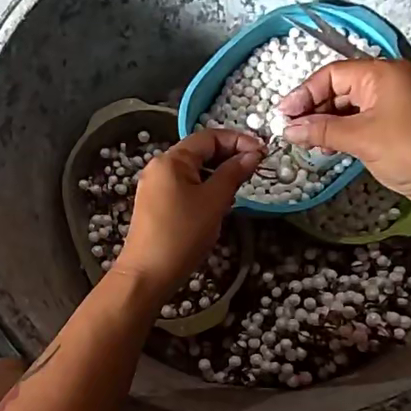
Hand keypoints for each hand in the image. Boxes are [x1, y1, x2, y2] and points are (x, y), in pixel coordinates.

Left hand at [114, 128, 262, 298]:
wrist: (147, 274)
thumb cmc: (182, 234)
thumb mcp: (214, 201)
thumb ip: (233, 174)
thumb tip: (252, 155)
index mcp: (171, 160)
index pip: (209, 137)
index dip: (238, 141)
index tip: (262, 153)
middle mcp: (159, 168)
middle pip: (200, 152)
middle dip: (229, 158)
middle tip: (255, 172)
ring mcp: (155, 187)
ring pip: (193, 172)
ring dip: (218, 176)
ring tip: (239, 191)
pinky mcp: (155, 206)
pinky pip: (185, 188)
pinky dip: (204, 190)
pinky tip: (218, 206)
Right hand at [279, 59, 410, 202]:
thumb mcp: (361, 139)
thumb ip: (322, 131)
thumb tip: (290, 129)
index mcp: (381, 74)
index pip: (332, 74)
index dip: (304, 94)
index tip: (284, 116)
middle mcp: (388, 82)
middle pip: (340, 88)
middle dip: (315, 109)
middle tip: (293, 132)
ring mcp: (395, 102)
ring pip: (350, 106)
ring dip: (328, 123)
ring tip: (309, 142)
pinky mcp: (398, 123)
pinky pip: (363, 120)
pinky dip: (344, 132)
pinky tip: (331, 147)